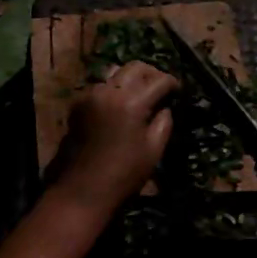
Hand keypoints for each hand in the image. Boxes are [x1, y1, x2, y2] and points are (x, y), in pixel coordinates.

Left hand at [49, 62, 178, 209]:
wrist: (82, 190)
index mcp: (131, 103)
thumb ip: (163, 122)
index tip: (178, 90)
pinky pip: (100, 86)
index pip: (158, 80)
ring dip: (130, 79)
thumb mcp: (153, 150)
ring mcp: (90, 95)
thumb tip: (165, 107)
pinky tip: (119, 106)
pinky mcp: (78, 104)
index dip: (172, 82)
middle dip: (151, 73)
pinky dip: (113, 89)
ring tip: (140, 94)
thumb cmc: (123, 175)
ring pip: (115, 73)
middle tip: (161, 87)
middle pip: (135, 67)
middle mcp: (109, 91)